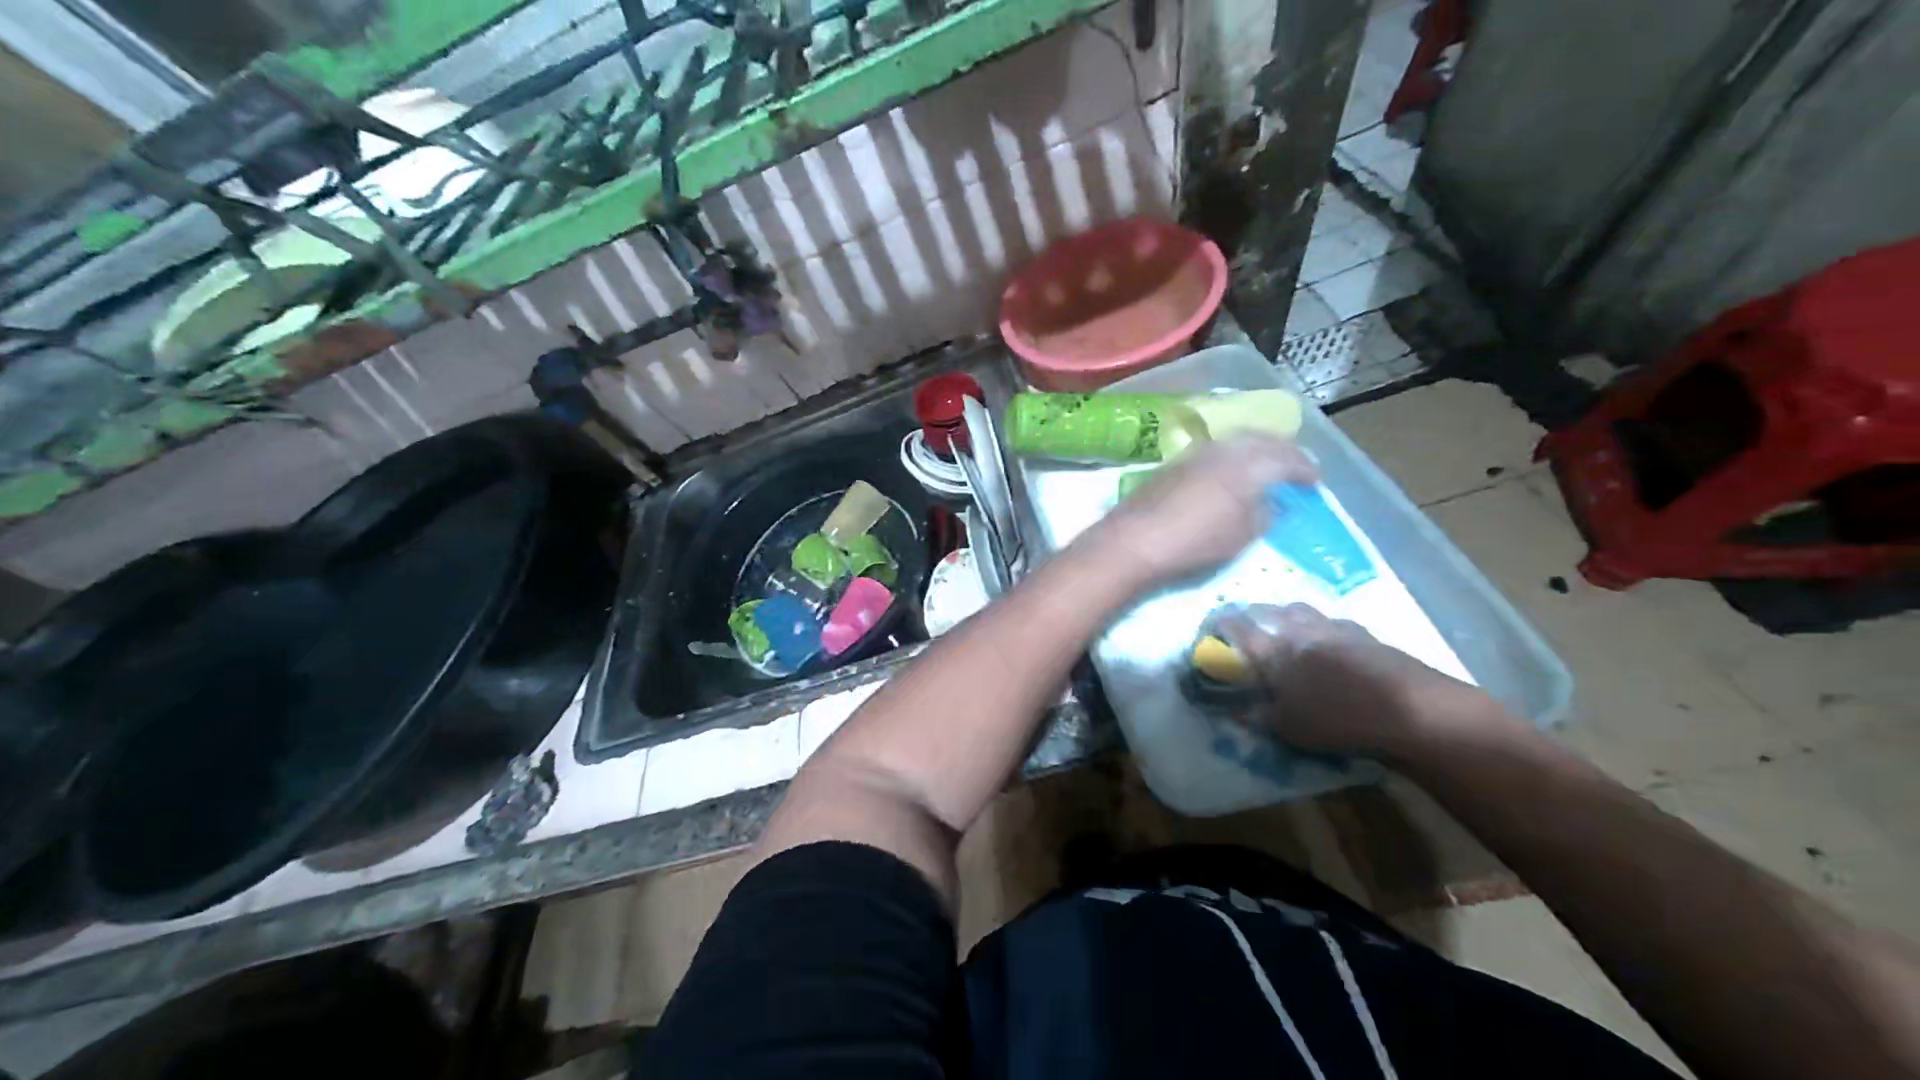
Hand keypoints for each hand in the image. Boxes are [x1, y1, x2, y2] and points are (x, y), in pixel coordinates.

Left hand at [1077, 434, 1316, 589]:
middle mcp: (1225, 449)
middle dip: (1283, 453)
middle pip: (1262, 441)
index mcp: (1250, 463)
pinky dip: (1232, 459)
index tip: (1315, 483)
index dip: (1306, 470)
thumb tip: (1273, 502)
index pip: (1288, 458)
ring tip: (1266, 470)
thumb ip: (1265, 513)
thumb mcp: (1243, 535)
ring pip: (1236, 443)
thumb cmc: (1195, 541)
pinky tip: (1231, 475)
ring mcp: (1196, 452)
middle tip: (1295, 469)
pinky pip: (1215, 453)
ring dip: (1256, 452)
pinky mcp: (1174, 463)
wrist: (1134, 540)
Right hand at [1216, 603, 1514, 761]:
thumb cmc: (1340, 721)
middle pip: (1270, 609)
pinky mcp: (1365, 634)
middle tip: (1250, 623)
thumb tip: (1236, 710)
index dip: (1221, 623)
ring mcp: (1334, 627)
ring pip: (1302, 609)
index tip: (1212, 624)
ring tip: (1287, 628)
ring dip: (1288, 614)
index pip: (1237, 627)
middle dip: (1255, 613)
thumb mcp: (1289, 729)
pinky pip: (1332, 621)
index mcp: (1274, 650)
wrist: (1413, 711)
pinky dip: (1322, 627)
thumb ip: (1259, 716)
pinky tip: (1327, 641)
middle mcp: (1299, 630)